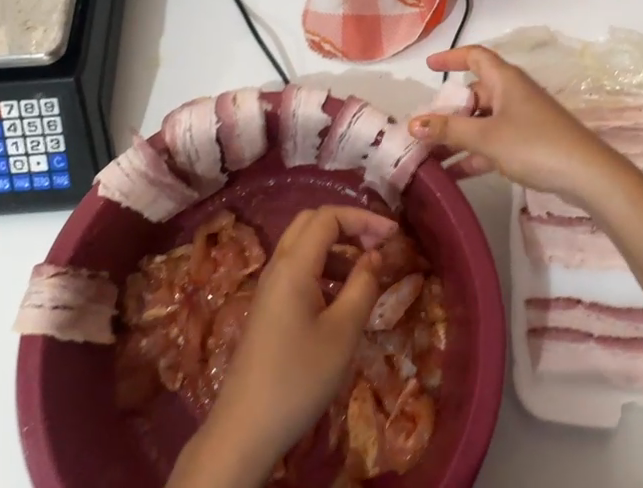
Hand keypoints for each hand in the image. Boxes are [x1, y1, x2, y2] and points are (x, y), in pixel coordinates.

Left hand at [177, 206, 395, 486]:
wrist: (247, 425)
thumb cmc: (300, 376)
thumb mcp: (343, 332)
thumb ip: (363, 286)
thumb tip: (374, 256)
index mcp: (293, 265)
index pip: (328, 217)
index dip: (363, 218)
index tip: (395, 235)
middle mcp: (277, 266)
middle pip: (311, 223)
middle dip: (348, 225)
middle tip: (379, 245)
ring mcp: (269, 287)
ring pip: (303, 246)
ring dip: (336, 248)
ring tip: (367, 272)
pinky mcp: (268, 307)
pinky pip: (297, 270)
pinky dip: (323, 268)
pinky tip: (342, 295)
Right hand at [413, 46, 624, 201]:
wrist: (586, 175)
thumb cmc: (534, 144)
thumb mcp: (486, 137)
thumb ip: (448, 130)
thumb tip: (413, 123)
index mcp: (505, 80)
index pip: (475, 56)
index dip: (451, 57)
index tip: (428, 67)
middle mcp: (512, 94)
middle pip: (474, 94)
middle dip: (447, 111)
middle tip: (421, 129)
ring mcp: (522, 119)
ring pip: (481, 122)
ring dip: (457, 137)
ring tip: (428, 157)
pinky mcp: (528, 143)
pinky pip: (492, 142)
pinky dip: (474, 155)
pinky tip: (452, 176)